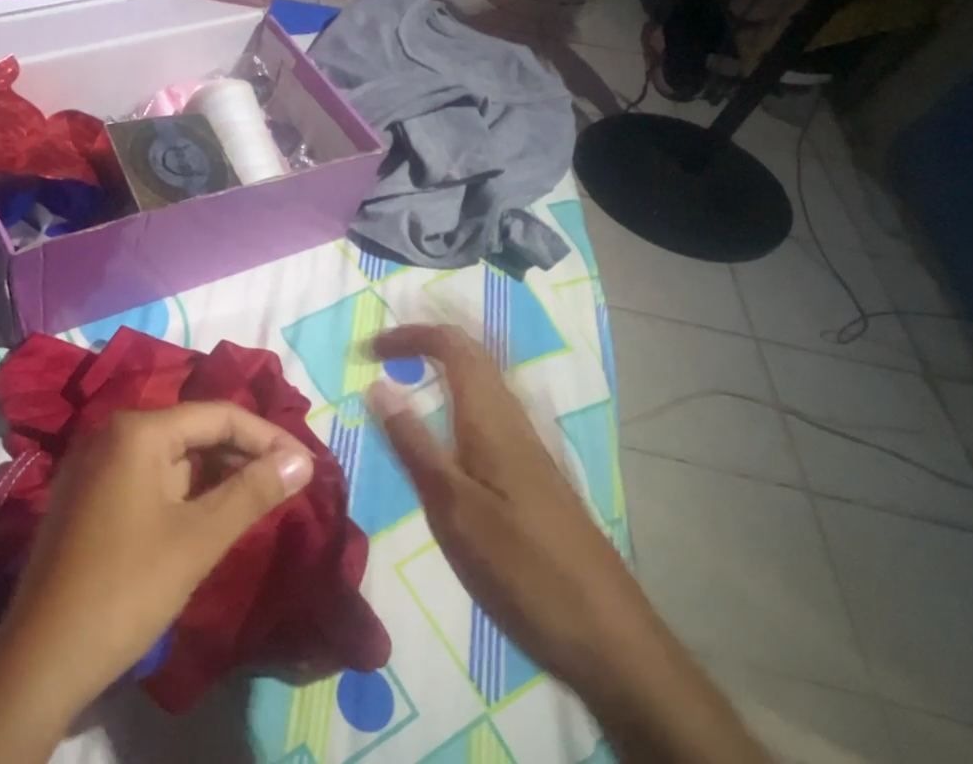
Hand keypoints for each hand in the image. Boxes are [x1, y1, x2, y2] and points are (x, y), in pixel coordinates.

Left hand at [0, 403, 312, 762]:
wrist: (46, 652)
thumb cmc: (128, 587)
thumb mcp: (199, 539)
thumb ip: (253, 492)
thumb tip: (300, 458)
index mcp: (136, 430)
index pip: (218, 415)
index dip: (268, 437)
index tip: (309, 466)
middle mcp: (111, 434)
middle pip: (193, 430)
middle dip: (243, 454)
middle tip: (290, 485)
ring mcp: (94, 464)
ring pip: (171, 456)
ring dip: (216, 474)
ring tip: (261, 501)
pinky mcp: (88, 495)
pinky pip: (148, 477)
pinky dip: (185, 490)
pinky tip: (213, 515)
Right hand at [367, 325, 770, 763]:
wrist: (607, 636)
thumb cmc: (522, 569)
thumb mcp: (453, 508)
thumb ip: (414, 445)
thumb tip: (378, 386)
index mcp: (494, 423)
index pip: (455, 348)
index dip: (410, 336)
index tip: (366, 352)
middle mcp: (516, 426)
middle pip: (475, 359)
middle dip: (426, 343)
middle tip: (378, 353)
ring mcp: (529, 454)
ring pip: (484, 388)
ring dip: (442, 370)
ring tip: (401, 381)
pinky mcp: (534, 482)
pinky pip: (489, 419)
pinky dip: (456, 405)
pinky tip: (441, 436)